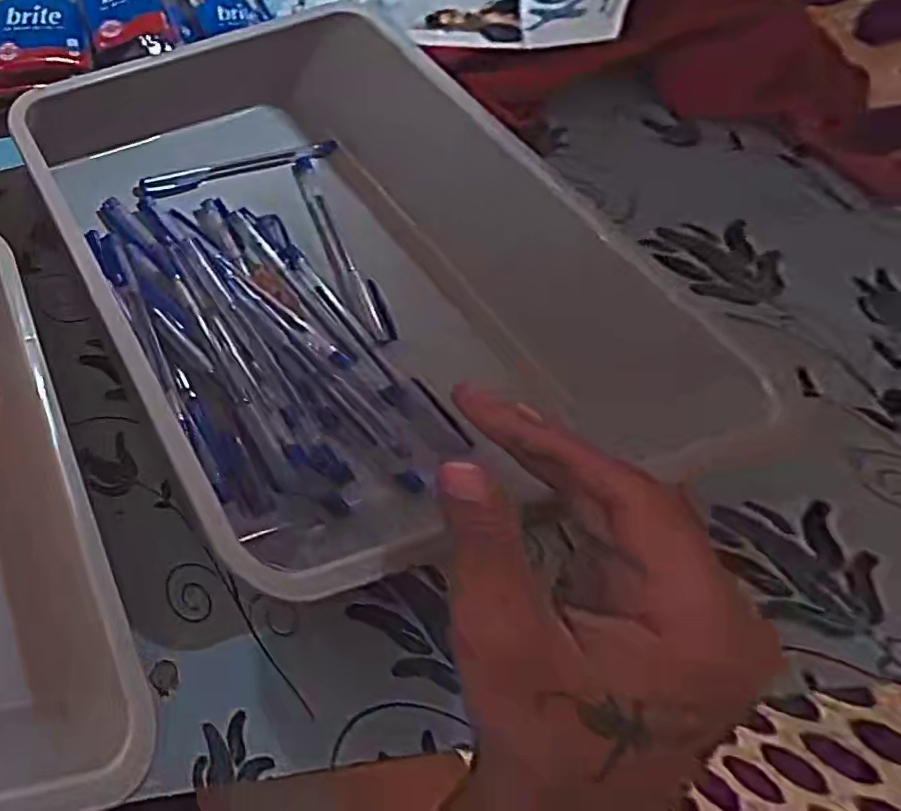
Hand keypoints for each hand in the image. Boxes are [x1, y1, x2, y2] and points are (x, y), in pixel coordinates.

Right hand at [440, 385, 780, 810]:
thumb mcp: (501, 635)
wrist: (563, 804)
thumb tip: (459, 465)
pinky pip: (612, 540)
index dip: (554, 444)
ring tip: (490, 426)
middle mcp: (715, 610)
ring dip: (555, 470)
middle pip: (635, 503)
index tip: (479, 405)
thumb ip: (486, 546)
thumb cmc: (536, 724)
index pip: (635, 500)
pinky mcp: (658, 618)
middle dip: (551, 450)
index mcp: (701, 618)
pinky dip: (561, 502)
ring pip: (624, 517)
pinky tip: (521, 479)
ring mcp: (691, 615)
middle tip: (476, 407)